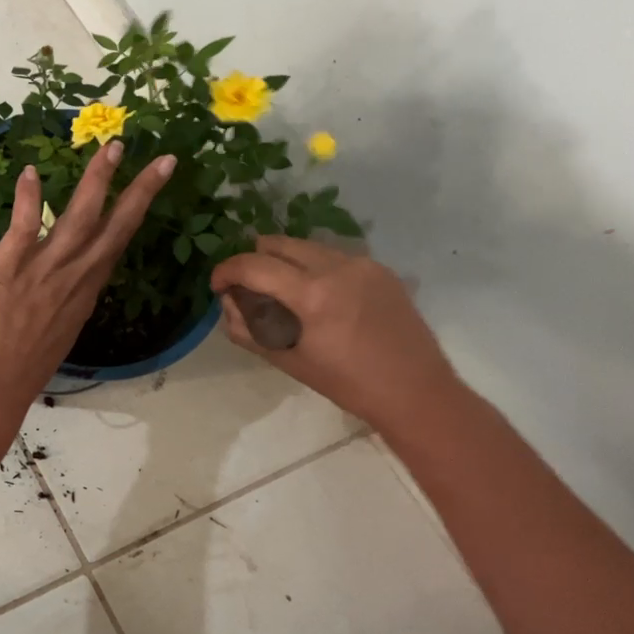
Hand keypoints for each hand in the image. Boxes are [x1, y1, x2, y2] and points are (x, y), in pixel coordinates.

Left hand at [0, 143, 176, 401]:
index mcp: (88, 289)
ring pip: (78, 217)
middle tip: (156, 156)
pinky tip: (30, 172)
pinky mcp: (10, 264)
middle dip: (139, 188)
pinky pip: (23, 224)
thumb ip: (71, 299)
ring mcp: (45, 268)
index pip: (118, 241)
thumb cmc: (26, 362)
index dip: (138, 209)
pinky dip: (28, 197)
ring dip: (96, 180)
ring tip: (109, 149)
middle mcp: (75, 274)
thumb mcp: (64, 329)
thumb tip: (74, 284)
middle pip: (115, 224)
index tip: (154, 182)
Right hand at [210, 237, 463, 432]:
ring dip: (281, 262)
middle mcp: (338, 268)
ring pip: (304, 246)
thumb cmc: (345, 383)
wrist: (415, 391)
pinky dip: (311, 268)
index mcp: (313, 294)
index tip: (217, 286)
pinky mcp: (380, 270)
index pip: (253, 265)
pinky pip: (331, 257)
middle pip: (277, 243)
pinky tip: (314, 297)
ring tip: (279, 291)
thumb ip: (245, 328)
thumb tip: (229, 303)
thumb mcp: (284, 359)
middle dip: (252, 260)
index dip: (226, 271)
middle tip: (246, 286)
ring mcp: (363, 264)